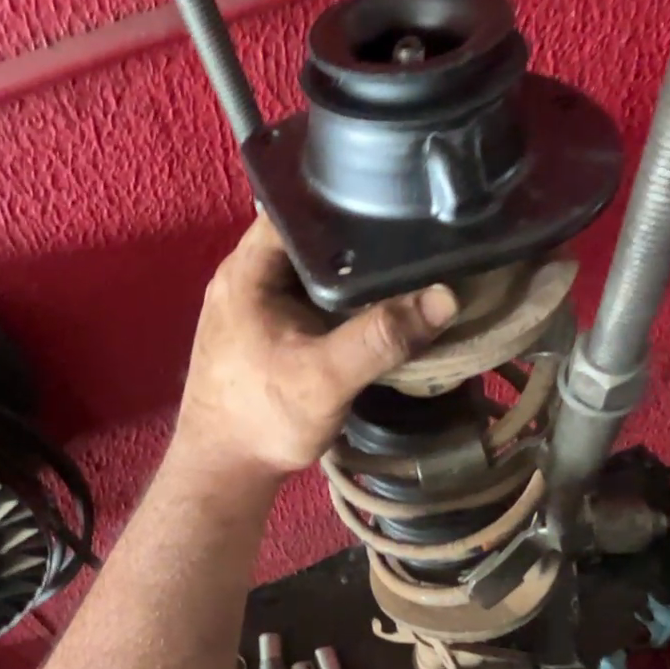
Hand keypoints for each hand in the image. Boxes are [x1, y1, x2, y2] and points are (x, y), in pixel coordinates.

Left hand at [174, 217, 457, 475]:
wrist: (224, 472)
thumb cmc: (263, 419)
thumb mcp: (328, 377)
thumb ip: (383, 337)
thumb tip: (445, 297)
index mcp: (245, 271)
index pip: (295, 207)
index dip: (339, 197)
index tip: (389, 197)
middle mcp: (242, 278)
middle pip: (304, 237)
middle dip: (350, 235)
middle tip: (407, 226)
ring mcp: (249, 305)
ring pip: (305, 269)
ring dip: (344, 268)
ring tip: (399, 257)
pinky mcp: (260, 330)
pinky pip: (302, 296)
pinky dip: (333, 297)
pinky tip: (369, 302)